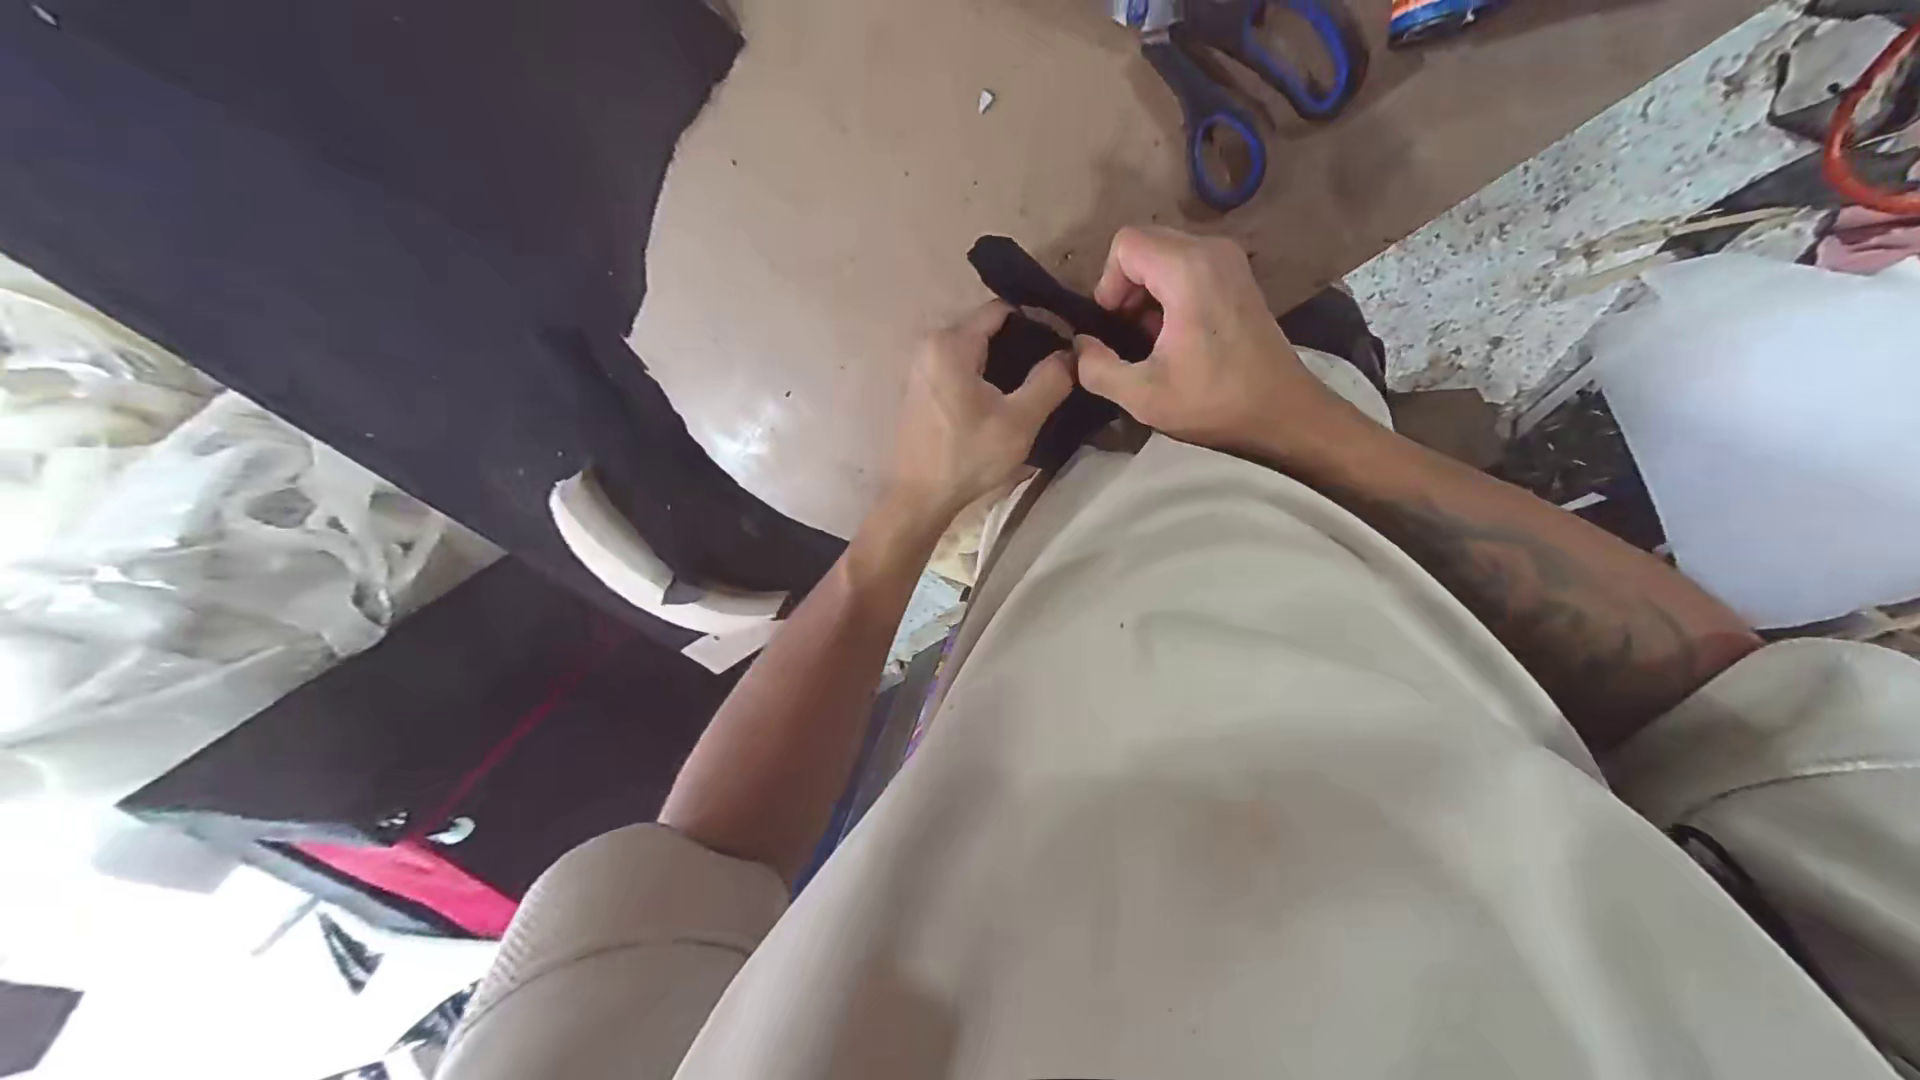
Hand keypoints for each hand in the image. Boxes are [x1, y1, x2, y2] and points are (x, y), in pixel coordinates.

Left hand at [885, 301, 1073, 523]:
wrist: (918, 498)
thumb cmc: (967, 457)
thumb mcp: (1019, 421)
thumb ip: (1050, 381)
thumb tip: (1071, 353)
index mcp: (950, 343)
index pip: (1001, 310)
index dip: (1036, 320)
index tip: (1062, 341)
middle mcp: (929, 345)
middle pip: (985, 329)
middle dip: (1020, 343)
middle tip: (1052, 367)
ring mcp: (920, 367)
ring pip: (972, 350)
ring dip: (1001, 362)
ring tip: (1032, 384)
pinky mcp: (918, 389)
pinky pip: (957, 368)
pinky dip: (981, 376)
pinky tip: (1000, 399)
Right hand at [1076, 226, 1361, 460]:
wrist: (1282, 413)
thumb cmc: (1214, 403)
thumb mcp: (1142, 395)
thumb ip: (1096, 367)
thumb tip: (1079, 346)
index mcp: (1189, 270)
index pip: (1126, 244)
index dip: (1108, 284)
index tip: (1112, 327)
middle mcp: (1212, 251)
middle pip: (1145, 245)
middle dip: (1124, 288)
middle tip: (1127, 337)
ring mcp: (1230, 261)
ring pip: (1164, 256)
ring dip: (1145, 294)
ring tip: (1149, 342)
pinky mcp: (1237, 278)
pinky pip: (1186, 267)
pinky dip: (1168, 295)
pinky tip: (1172, 338)